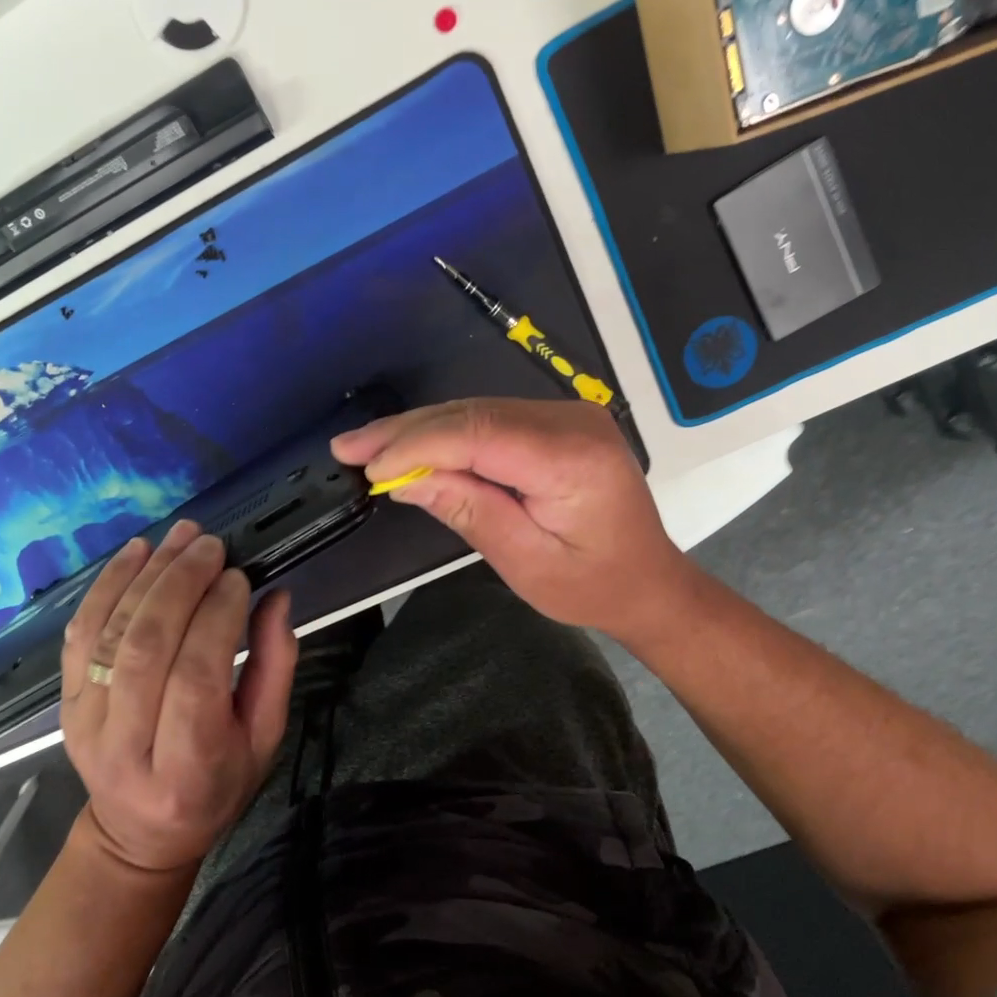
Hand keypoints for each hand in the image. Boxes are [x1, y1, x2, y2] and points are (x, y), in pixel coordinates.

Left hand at [60, 521, 297, 872]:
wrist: (138, 833)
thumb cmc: (216, 789)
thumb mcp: (264, 741)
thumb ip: (275, 668)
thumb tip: (276, 597)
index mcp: (188, 768)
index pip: (197, 677)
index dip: (217, 617)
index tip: (240, 578)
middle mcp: (128, 748)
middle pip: (146, 648)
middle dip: (180, 584)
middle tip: (211, 546)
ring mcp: (85, 724)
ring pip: (110, 634)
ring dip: (146, 575)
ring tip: (180, 538)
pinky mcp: (64, 704)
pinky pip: (78, 634)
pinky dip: (106, 586)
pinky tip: (135, 553)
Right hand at [332, 398, 693, 642]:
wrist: (648, 580)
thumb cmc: (591, 585)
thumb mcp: (525, 561)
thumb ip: (468, 510)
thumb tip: (404, 479)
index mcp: (572, 458)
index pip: (478, 433)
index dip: (416, 446)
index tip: (368, 468)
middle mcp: (571, 421)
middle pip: (472, 414)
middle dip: (406, 432)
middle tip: (348, 448)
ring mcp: (567, 415)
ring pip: (475, 411)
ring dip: (419, 430)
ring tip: (365, 448)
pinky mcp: (556, 422)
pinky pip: (490, 419)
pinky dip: (446, 434)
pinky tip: (410, 447)